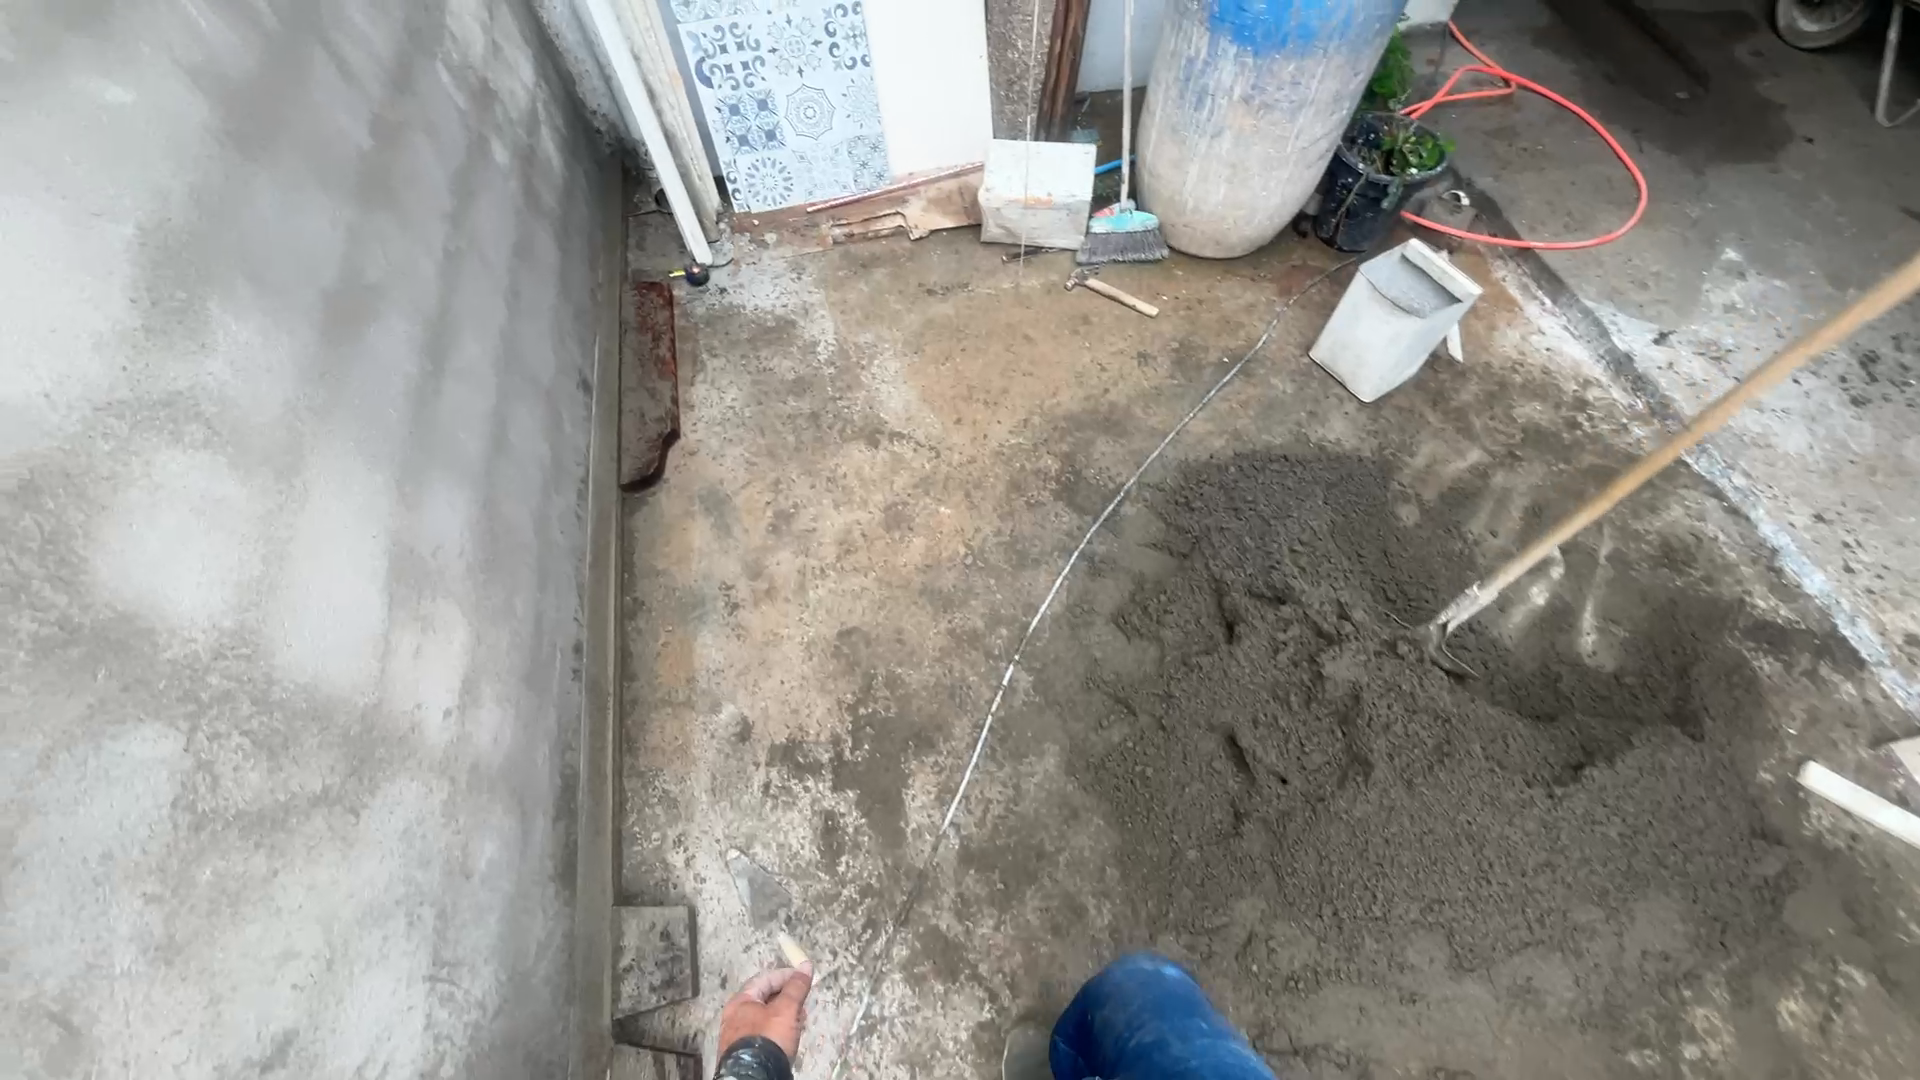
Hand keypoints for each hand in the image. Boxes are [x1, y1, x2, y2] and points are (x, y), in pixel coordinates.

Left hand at [718, 963, 813, 1060]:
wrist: (754, 1079)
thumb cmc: (768, 1038)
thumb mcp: (787, 1009)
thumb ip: (796, 987)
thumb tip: (806, 965)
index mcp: (740, 1002)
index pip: (765, 979)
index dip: (786, 976)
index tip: (804, 980)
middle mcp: (734, 1017)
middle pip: (765, 998)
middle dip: (787, 998)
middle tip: (803, 1003)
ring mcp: (736, 1038)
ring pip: (765, 1018)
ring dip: (784, 1015)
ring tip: (800, 1021)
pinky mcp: (743, 1054)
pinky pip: (762, 1034)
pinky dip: (777, 1031)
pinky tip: (789, 1037)